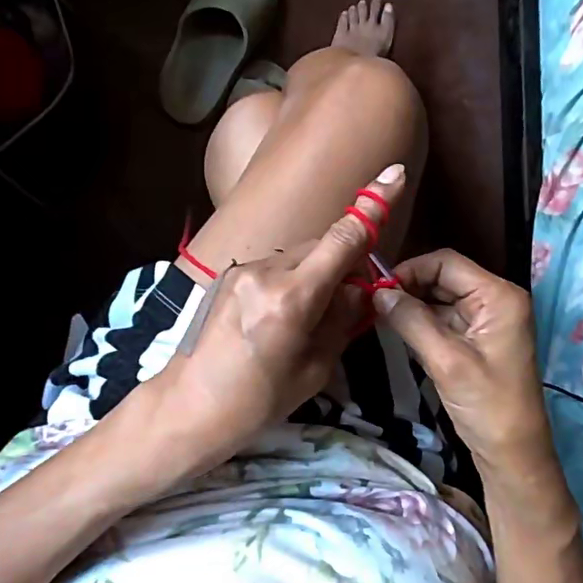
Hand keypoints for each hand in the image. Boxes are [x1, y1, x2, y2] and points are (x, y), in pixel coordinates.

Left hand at [147, 165, 407, 471]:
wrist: (189, 406)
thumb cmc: (256, 401)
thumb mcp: (313, 369)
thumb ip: (340, 320)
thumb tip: (358, 290)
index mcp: (291, 297)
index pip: (342, 240)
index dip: (372, 208)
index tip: (394, 175)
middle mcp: (264, 272)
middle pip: (319, 247)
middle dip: (342, 264)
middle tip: (348, 302)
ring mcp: (240, 271)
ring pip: (295, 258)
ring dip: (313, 275)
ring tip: (306, 320)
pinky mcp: (226, 278)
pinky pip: (272, 269)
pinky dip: (289, 283)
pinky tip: (279, 318)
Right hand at [370, 250, 554, 469]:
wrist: (511, 451)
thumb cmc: (486, 404)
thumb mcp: (445, 360)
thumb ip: (411, 321)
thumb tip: (377, 292)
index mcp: (498, 296)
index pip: (446, 263)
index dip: (410, 271)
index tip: (377, 290)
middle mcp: (495, 300)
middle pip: (443, 278)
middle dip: (408, 288)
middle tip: (373, 305)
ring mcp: (486, 320)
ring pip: (439, 299)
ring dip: (411, 306)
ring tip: (379, 317)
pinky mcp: (475, 340)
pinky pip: (442, 319)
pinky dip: (420, 323)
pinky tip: (397, 332)